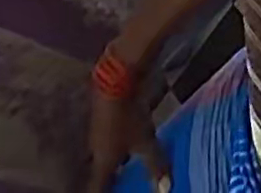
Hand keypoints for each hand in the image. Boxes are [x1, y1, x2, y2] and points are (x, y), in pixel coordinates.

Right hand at [84, 70, 166, 192]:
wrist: (116, 79)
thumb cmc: (130, 116)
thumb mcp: (145, 141)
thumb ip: (155, 165)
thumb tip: (166, 190)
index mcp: (103, 163)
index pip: (97, 190)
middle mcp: (95, 150)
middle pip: (100, 171)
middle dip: (109, 178)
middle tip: (120, 182)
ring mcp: (96, 130)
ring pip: (103, 151)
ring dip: (113, 159)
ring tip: (124, 163)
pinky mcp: (101, 113)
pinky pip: (107, 135)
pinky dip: (115, 141)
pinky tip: (125, 137)